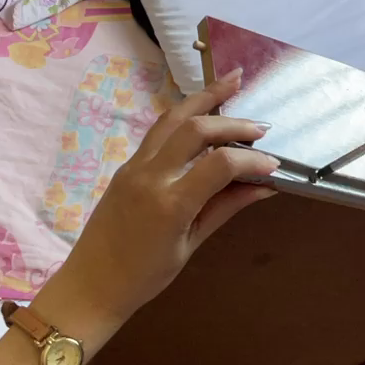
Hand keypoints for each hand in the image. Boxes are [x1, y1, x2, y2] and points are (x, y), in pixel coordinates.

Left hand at [39, 70, 278, 337]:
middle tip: (261, 127)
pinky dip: (185, 116)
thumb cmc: (144, 276)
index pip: (220, 164)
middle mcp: (150, 175)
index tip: (273, 164)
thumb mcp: (191, 244)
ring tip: (232, 80)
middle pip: (196, 128)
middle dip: (233, 122)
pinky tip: (204, 111)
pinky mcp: (127, 165)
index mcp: (170, 203)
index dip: (251, 159)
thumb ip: (226, 208)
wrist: (91, 284)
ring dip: (204, 98)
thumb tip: (264, 186)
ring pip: (172, 118)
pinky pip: (159, 131)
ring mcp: (134, 166)